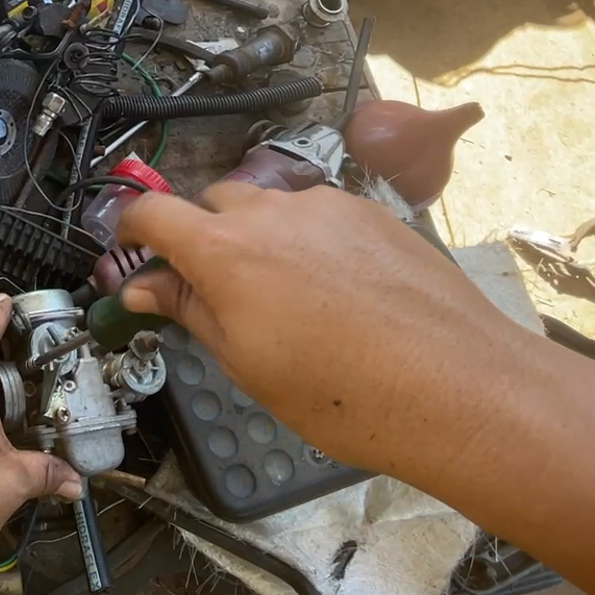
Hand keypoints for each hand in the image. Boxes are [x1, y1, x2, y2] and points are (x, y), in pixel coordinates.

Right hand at [117, 183, 550, 480]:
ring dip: (257, 234)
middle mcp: (265, 211)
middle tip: (223, 286)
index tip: (131, 249)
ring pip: (266, 206)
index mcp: (222, 250)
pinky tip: (343, 284)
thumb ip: (187, 309)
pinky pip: (316, 212)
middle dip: (202, 234)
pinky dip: (308, 236)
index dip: (131, 226)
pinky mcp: (369, 210)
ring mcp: (322, 205)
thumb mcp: (245, 361)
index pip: (152, 212)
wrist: (463, 388)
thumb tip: (138, 285)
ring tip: (293, 289)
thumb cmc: (338, 392)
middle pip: (210, 202)